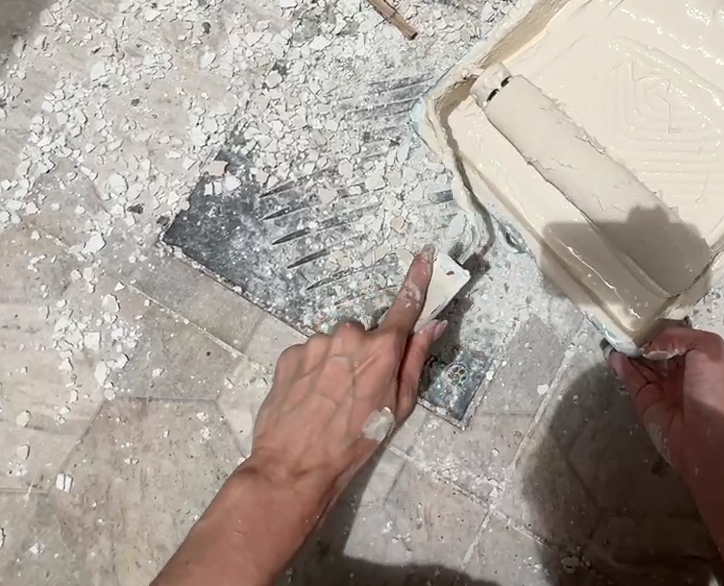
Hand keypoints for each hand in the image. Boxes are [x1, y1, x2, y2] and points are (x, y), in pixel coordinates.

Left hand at [247, 250, 445, 505]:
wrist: (292, 468)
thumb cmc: (356, 442)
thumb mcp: (398, 406)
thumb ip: (416, 360)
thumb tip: (434, 324)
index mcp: (382, 348)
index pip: (406, 304)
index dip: (417, 278)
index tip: (425, 255)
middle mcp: (350, 335)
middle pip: (365, 333)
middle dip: (365, 352)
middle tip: (358, 387)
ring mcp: (316, 343)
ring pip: (335, 343)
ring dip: (336, 362)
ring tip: (328, 398)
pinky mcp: (289, 354)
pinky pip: (310, 354)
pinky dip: (312, 370)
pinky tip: (308, 397)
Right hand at [608, 326, 723, 464]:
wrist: (706, 438)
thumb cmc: (712, 390)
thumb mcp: (707, 348)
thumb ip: (676, 336)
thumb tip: (650, 346)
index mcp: (699, 360)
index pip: (677, 339)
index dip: (663, 329)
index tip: (646, 316)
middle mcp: (679, 372)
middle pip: (657, 351)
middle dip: (643, 339)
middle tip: (625, 324)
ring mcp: (661, 388)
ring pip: (642, 364)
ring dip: (629, 351)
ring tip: (615, 335)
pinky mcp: (646, 402)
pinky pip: (632, 380)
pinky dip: (621, 366)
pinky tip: (613, 354)